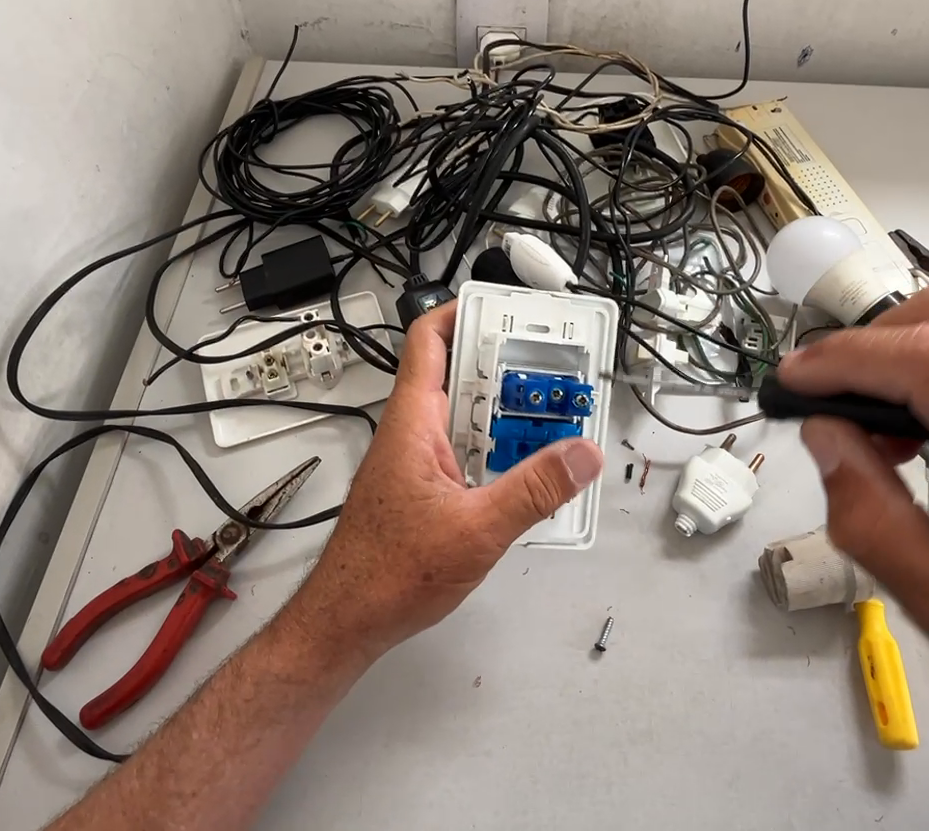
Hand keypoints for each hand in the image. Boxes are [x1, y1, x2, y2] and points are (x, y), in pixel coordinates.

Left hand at [280, 302, 603, 660]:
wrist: (347, 619)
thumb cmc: (387, 572)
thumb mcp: (476, 530)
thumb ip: (533, 490)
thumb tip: (581, 454)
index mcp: (414, 421)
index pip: (429, 339)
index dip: (464, 312)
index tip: (508, 310)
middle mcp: (413, 431)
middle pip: (460, 374)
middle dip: (506, 368)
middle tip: (553, 369)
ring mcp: (417, 458)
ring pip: (467, 416)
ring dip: (506, 414)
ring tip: (553, 418)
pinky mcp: (424, 486)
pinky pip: (466, 451)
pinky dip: (497, 451)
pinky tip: (527, 471)